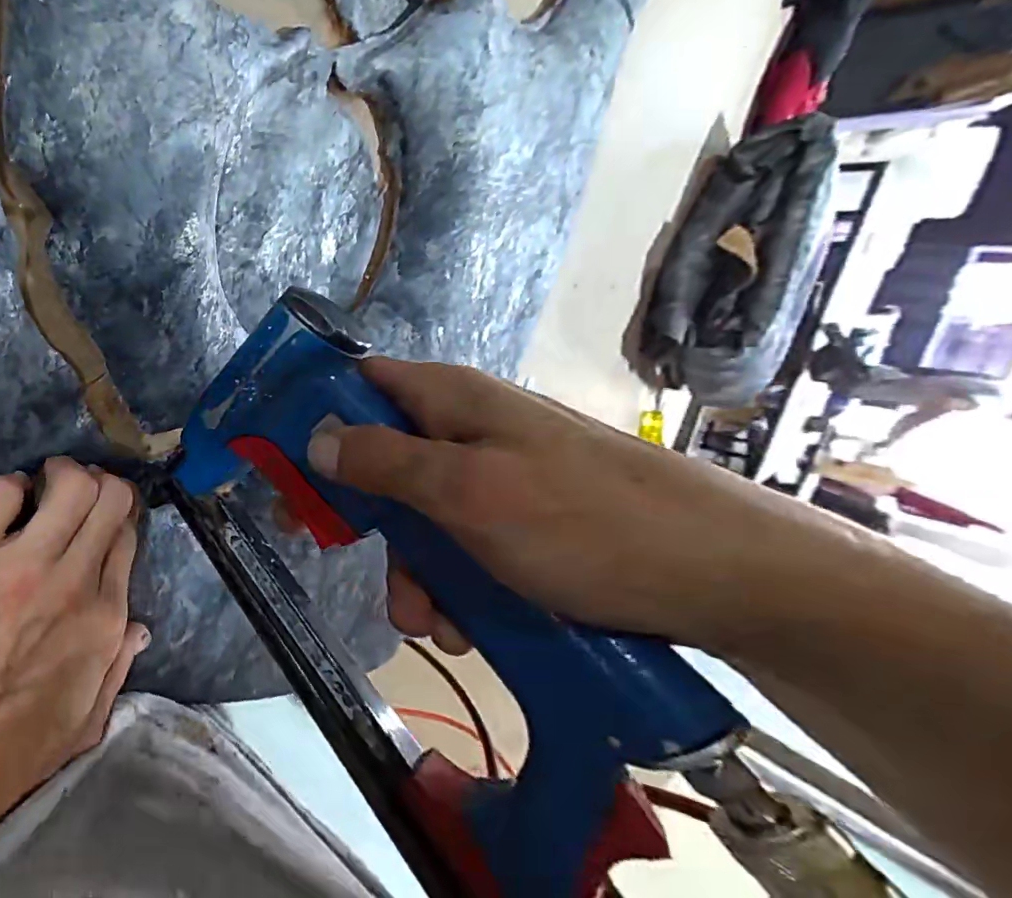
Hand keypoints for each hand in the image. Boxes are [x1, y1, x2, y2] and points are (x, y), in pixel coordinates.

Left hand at [0, 458, 150, 815]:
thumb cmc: (8, 750)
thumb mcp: (85, 723)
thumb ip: (117, 668)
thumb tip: (140, 626)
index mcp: (105, 617)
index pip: (125, 535)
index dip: (114, 516)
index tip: (96, 517)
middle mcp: (73, 581)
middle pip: (109, 496)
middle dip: (97, 483)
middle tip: (72, 490)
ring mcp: (21, 564)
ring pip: (70, 483)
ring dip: (60, 473)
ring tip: (42, 483)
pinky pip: (1, 491)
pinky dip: (8, 487)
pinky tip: (2, 502)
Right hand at [307, 358, 843, 652]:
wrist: (727, 577)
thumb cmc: (585, 521)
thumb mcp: (469, 492)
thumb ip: (385, 463)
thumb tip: (315, 439)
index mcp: (448, 398)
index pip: (356, 384)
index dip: (314, 418)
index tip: (284, 471)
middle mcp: (465, 426)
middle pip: (381, 459)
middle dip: (371, 523)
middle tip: (367, 569)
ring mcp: (496, 473)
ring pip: (420, 513)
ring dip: (416, 570)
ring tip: (439, 624)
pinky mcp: (523, 518)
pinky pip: (463, 543)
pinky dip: (456, 584)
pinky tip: (472, 626)